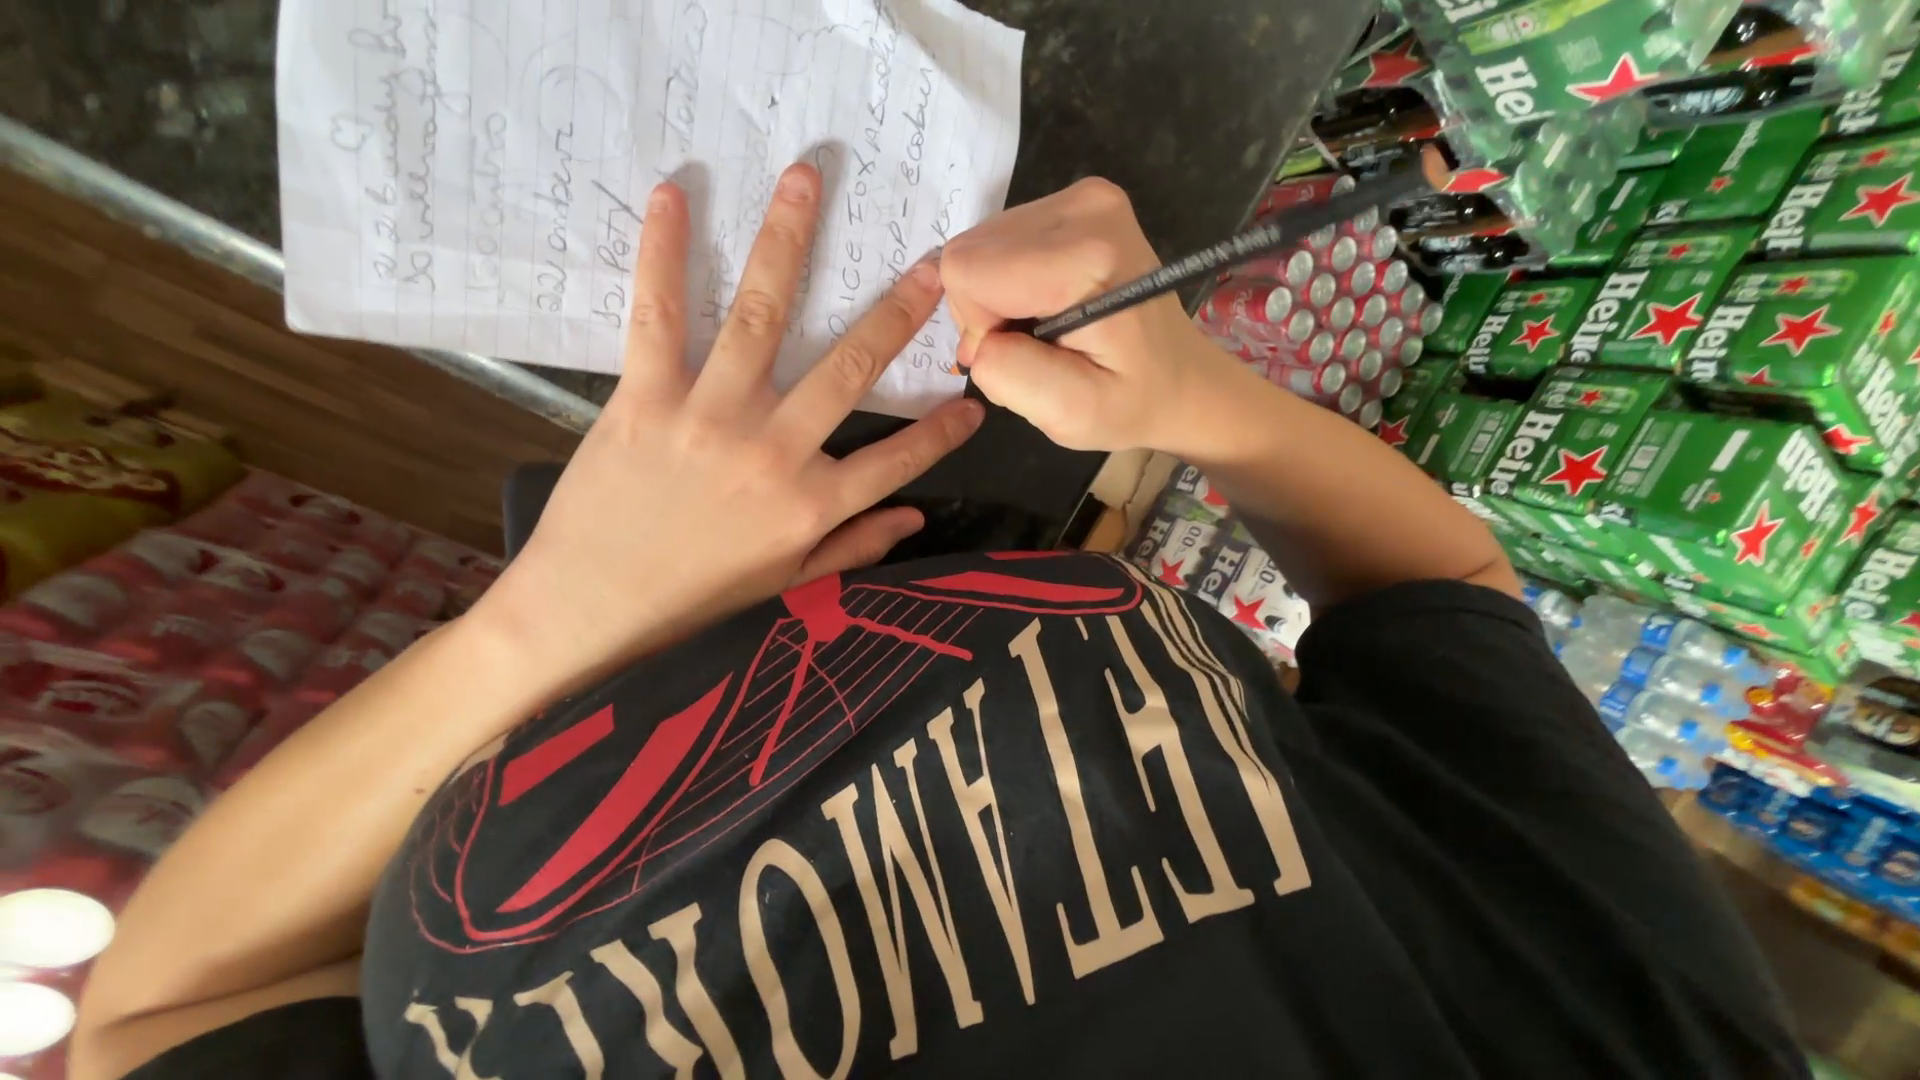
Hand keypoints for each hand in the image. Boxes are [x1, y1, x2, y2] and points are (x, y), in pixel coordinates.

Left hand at [472, 164, 983, 694]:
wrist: (588, 612)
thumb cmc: (693, 603)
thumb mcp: (787, 585)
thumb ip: (853, 547)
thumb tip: (916, 519)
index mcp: (810, 505)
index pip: (896, 460)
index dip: (942, 432)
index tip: (974, 399)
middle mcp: (773, 451)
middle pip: (848, 371)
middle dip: (896, 315)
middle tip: (932, 266)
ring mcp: (709, 417)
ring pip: (761, 317)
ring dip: (788, 242)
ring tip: (807, 177)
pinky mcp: (645, 398)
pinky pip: (659, 317)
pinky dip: (664, 255)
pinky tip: (674, 195)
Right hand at [941, 178, 1249, 452]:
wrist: (1181, 379)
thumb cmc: (1130, 402)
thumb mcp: (1070, 413)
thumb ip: (1009, 374)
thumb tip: (976, 340)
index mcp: (1086, 256)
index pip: (966, 268)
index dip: (978, 323)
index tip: (1019, 353)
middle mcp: (1085, 207)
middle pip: (971, 250)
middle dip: (985, 307)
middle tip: (1032, 344)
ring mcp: (1084, 196)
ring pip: (982, 244)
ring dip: (998, 294)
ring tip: (1044, 327)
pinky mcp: (1079, 199)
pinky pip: (1003, 238)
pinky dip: (1011, 278)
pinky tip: (1047, 304)